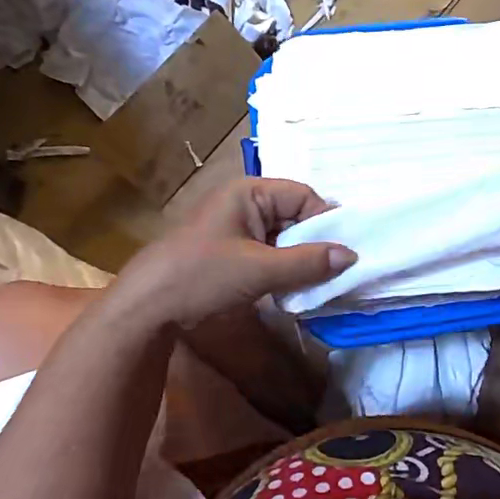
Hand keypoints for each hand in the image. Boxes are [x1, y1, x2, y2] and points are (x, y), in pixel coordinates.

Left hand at [109, 178, 355, 326]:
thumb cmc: (202, 275)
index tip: (343, 252)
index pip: (302, 195)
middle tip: (336, 272)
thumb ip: (307, 262)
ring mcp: (236, 229)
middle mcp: (244, 204)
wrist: (148, 305)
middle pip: (294, 216)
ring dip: (300, 261)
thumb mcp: (259, 268)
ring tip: (319, 284)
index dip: (324, 221)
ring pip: (283, 239)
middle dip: (314, 244)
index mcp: (248, 192)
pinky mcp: (231, 253)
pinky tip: (295, 290)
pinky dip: (283, 270)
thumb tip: (351, 255)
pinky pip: (268, 254)